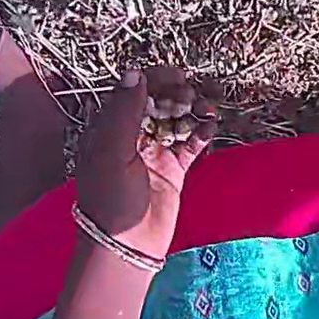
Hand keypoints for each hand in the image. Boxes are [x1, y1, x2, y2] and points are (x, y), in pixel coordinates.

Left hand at [74, 67, 215, 262]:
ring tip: (204, 109)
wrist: (126, 245)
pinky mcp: (173, 169)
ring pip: (175, 120)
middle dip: (174, 94)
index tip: (175, 75)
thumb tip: (135, 73)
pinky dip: (200, 132)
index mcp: (109, 128)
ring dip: (190, 110)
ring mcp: (153, 152)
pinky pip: (190, 143)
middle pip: (156, 103)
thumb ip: (124, 111)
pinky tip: (209, 126)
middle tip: (189, 95)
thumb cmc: (111, 197)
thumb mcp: (111, 150)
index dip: (153, 79)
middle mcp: (131, 136)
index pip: (132, 92)